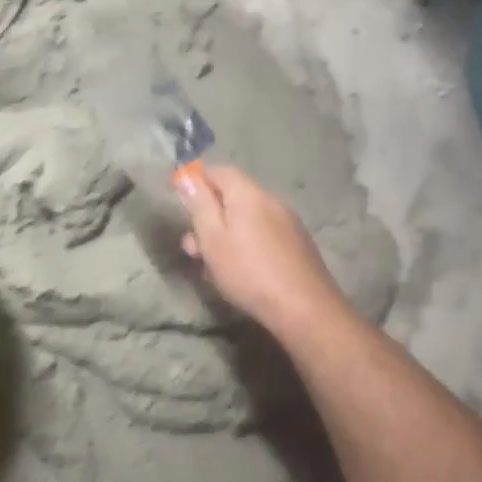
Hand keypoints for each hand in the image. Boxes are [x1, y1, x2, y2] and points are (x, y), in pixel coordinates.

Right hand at [173, 165, 345, 330]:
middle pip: (233, 197)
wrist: (305, 309)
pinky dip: (244, 243)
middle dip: (207, 216)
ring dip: (224, 234)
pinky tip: (239, 270)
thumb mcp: (212, 237)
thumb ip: (199, 204)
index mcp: (249, 195)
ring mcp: (289, 224)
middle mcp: (272, 202)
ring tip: (212, 265)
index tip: (175, 195)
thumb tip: (187, 174)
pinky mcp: (298, 246)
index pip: (219, 171)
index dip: (195, 179)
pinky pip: (262, 234)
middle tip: (192, 247)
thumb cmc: (248, 271)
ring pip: (247, 219)